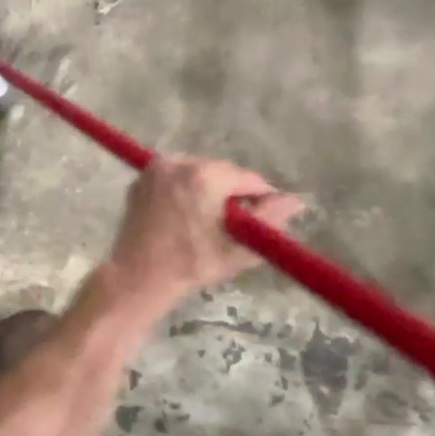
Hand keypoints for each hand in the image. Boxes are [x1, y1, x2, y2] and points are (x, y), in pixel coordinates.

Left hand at [106, 155, 305, 305]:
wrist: (139, 272)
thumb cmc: (192, 263)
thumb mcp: (239, 246)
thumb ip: (269, 220)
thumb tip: (295, 200)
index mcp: (202, 176)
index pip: (247, 179)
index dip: (261, 198)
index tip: (262, 219)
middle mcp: (175, 163)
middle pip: (220, 171)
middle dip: (232, 193)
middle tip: (234, 223)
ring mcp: (153, 169)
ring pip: (196, 172)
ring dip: (209, 189)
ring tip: (210, 221)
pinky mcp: (139, 180)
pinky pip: (173, 177)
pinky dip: (184, 189)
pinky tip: (186, 215)